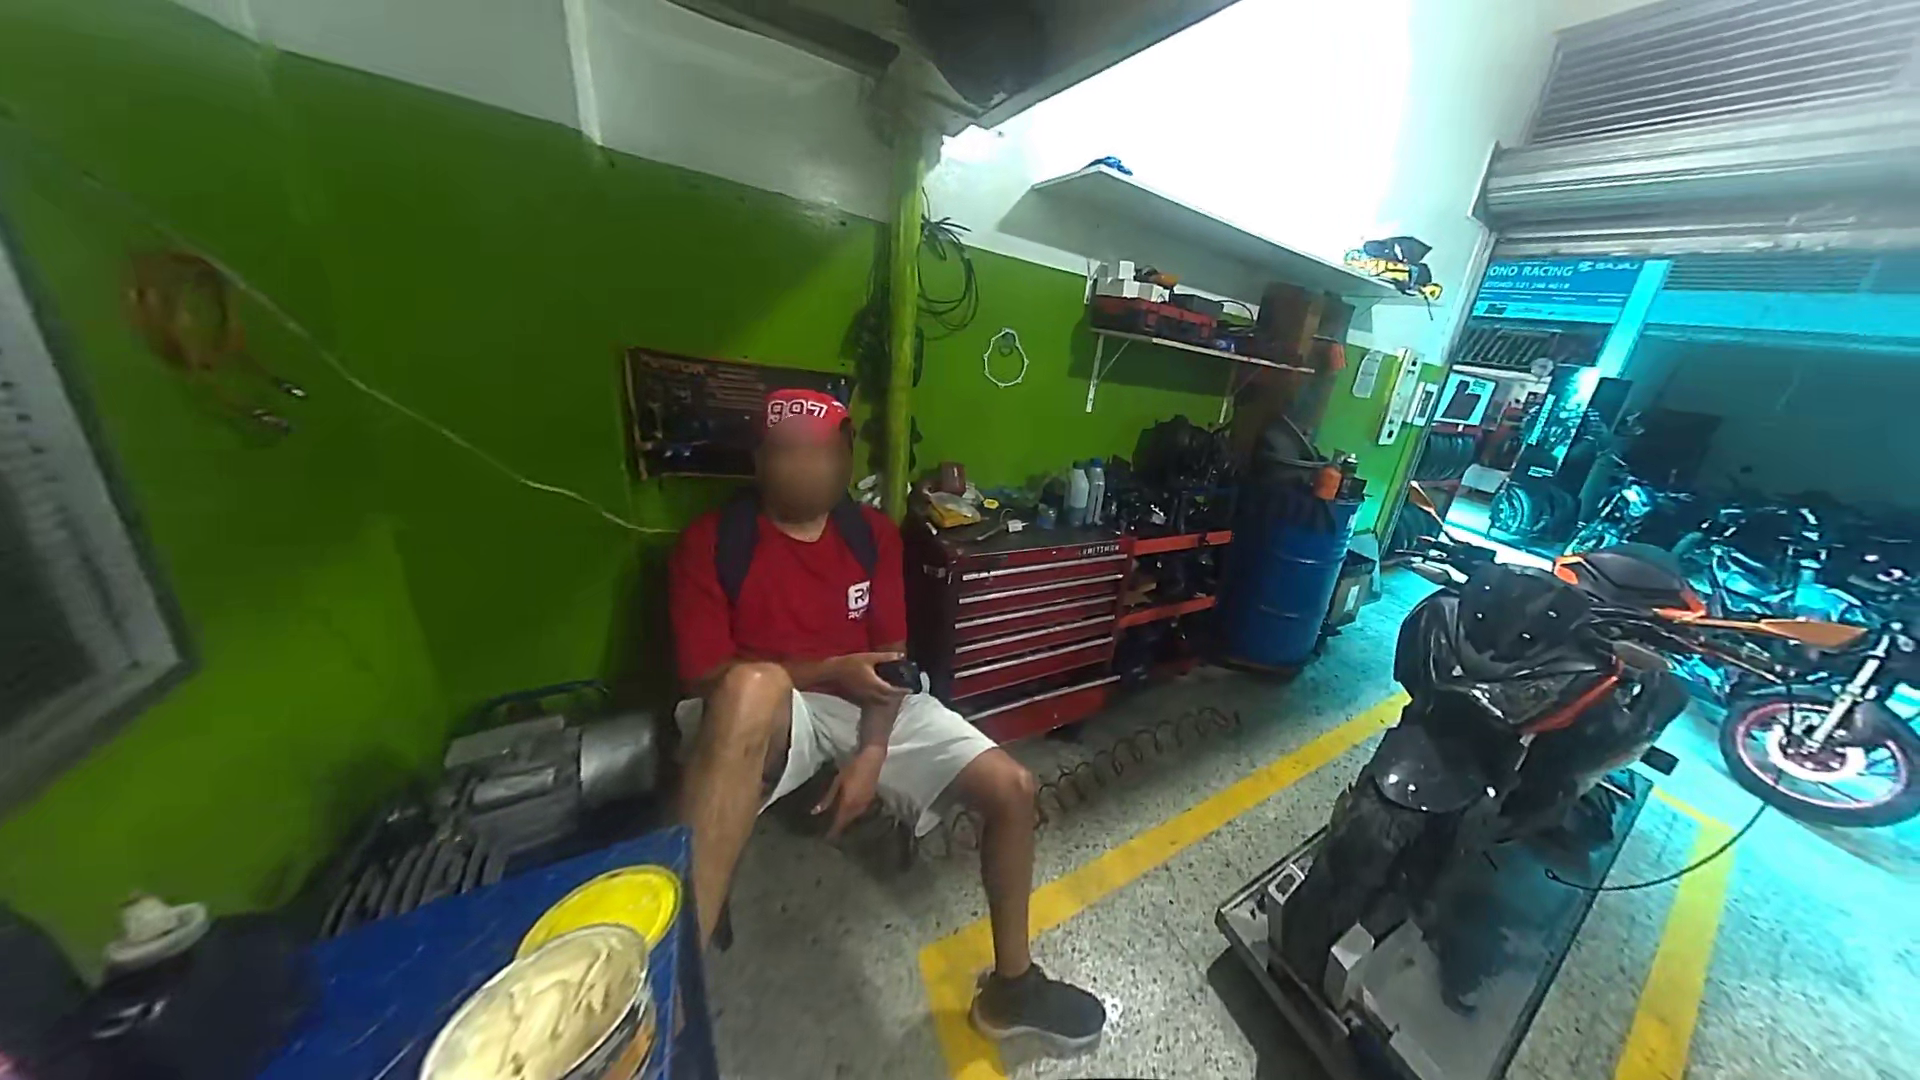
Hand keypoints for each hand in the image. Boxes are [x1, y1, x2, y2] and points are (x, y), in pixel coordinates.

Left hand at [814, 747, 884, 840]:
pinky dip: (852, 813)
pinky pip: (859, 811)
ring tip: (837, 821)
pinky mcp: (870, 799)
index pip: (838, 825)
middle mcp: (858, 809)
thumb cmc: (852, 768)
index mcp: (848, 805)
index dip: (831, 833)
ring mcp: (866, 804)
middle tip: (828, 829)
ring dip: (846, 820)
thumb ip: (827, 798)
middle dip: (838, 828)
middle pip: (847, 823)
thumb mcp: (837, 781)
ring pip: (854, 817)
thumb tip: (815, 812)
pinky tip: (848, 810)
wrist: (872, 758)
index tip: (824, 839)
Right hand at [829, 652, 910, 707]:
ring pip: (880, 701)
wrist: (833, 673)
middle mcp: (871, 694)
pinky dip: (879, 698)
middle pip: (888, 699)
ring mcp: (864, 698)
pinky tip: (879, 690)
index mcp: (876, 685)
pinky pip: (873, 701)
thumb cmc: (851, 664)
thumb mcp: (869, 657)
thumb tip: (901, 655)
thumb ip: (886, 657)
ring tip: (893, 689)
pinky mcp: (858, 698)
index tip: (911, 689)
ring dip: (888, 697)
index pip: (893, 691)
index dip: (903, 690)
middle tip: (903, 688)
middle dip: (896, 695)